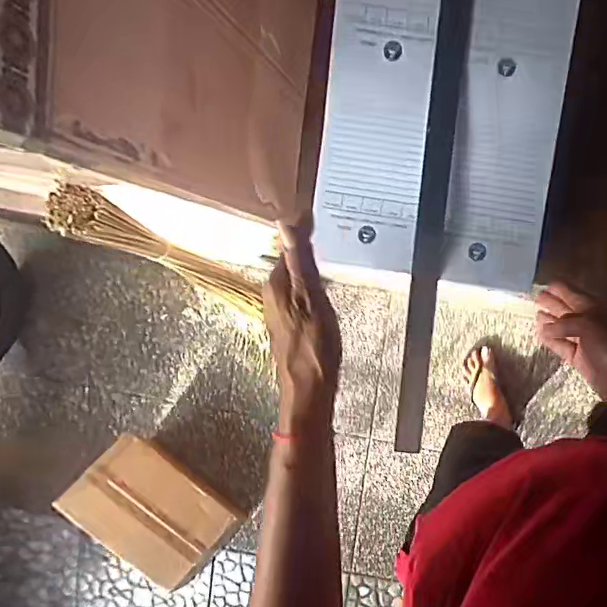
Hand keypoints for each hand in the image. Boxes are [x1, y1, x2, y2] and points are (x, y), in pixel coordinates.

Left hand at [266, 220, 340, 432]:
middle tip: (332, 231)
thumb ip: (301, 264)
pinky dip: (313, 285)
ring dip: (311, 267)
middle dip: (307, 248)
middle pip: (290, 261)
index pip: (287, 246)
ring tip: (334, 254)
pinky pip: (301, 293)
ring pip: (296, 278)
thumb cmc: (313, 347)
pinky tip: (328, 288)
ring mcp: (281, 310)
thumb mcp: (313, 301)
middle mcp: (272, 294)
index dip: (303, 231)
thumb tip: (286, 224)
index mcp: (276, 284)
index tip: (321, 216)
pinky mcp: (291, 323)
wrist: (309, 390)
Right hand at [533, 282, 606, 420]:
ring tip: (536, 315)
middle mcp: (591, 321)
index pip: (573, 293)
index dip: (558, 290)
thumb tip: (546, 328)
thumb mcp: (588, 325)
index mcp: (598, 307)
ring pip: (563, 327)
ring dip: (550, 321)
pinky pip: (561, 345)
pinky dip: (551, 339)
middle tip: (536, 299)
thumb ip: (565, 322)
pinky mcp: (580, 359)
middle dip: (552, 303)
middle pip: (567, 308)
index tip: (544, 287)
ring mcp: (586, 341)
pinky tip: (541, 334)